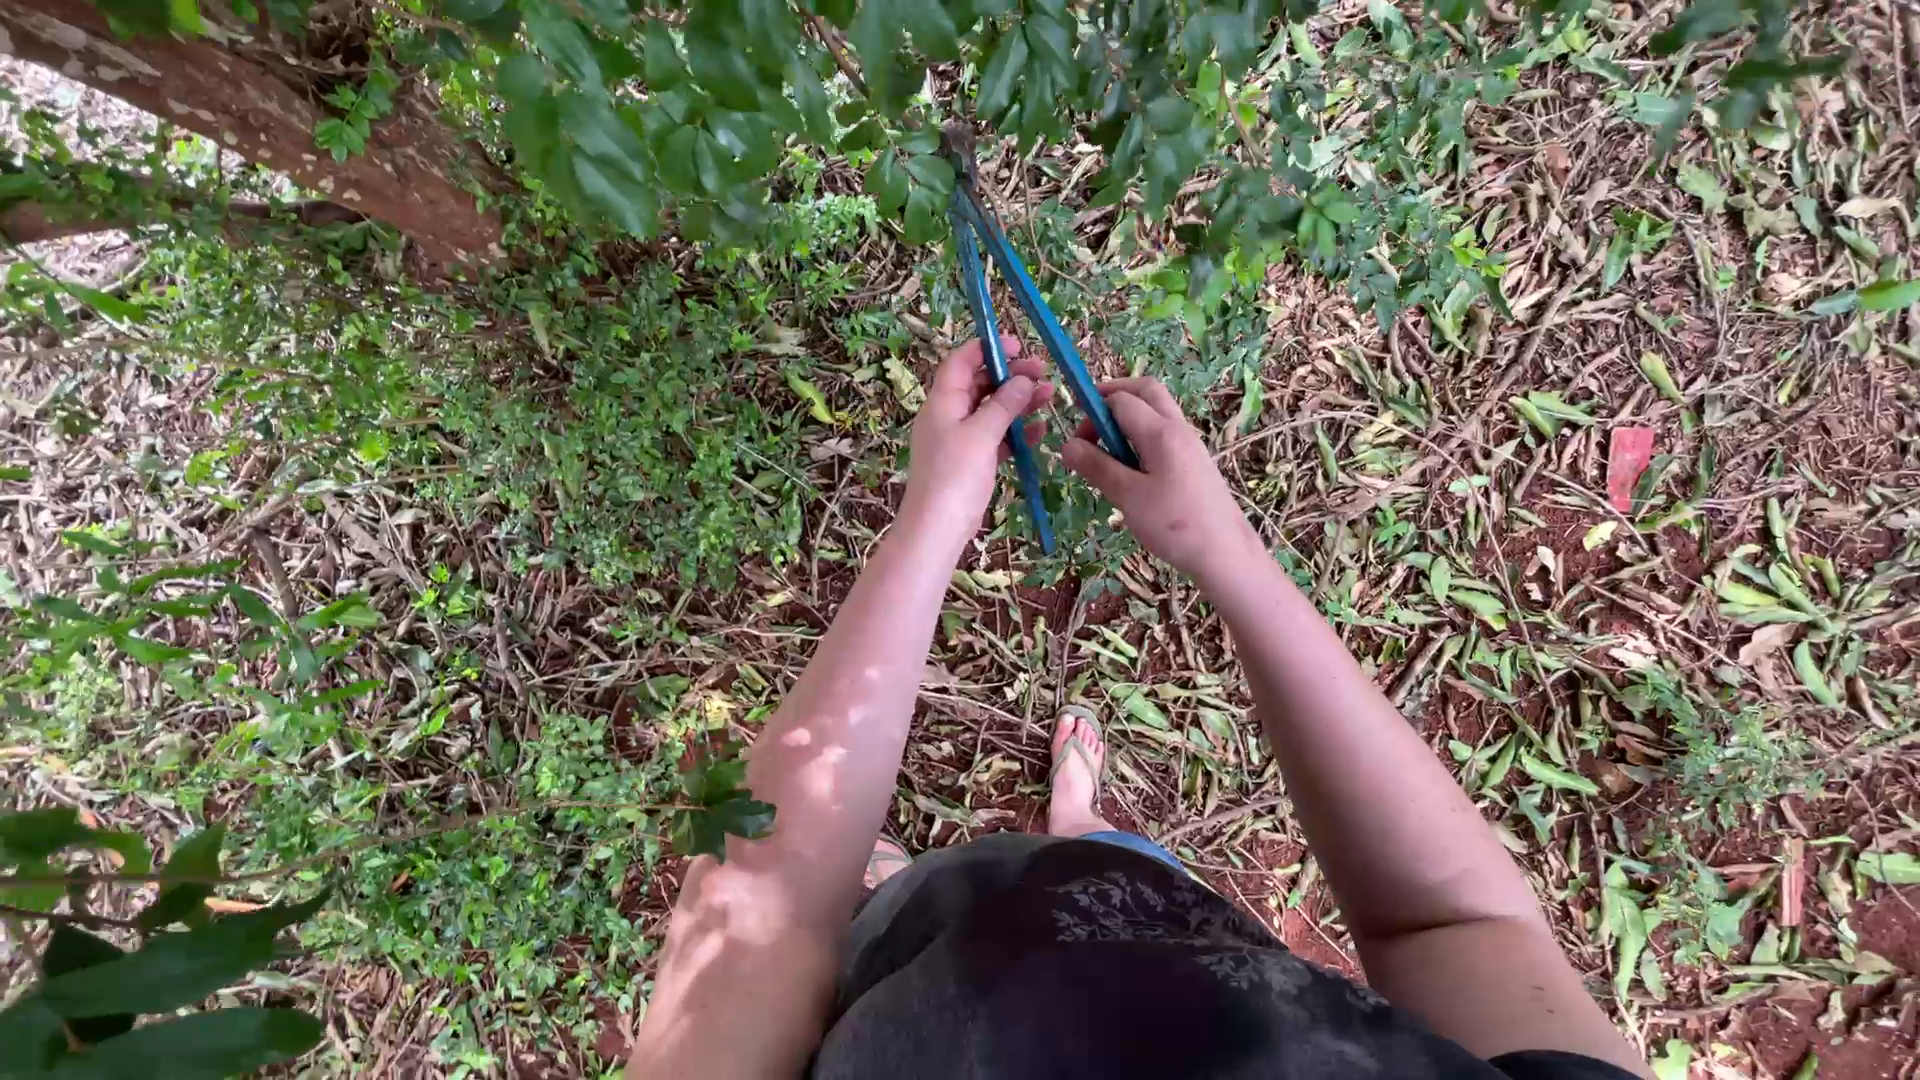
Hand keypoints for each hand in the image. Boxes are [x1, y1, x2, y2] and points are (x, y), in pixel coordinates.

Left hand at [903, 336, 1052, 531]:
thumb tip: (1023, 380)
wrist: (937, 529)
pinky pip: (995, 438)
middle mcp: (948, 416)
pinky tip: (1039, 430)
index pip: (961, 362)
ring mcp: (959, 440)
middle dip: (1010, 376)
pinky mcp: (971, 462)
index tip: (1018, 345)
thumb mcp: (981, 435)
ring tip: (1049, 397)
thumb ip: (1003, 405)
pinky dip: (1015, 431)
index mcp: (942, 402)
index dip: (987, 349)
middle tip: (1042, 372)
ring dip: (1018, 402)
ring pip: (991, 411)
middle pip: (979, 384)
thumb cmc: (954, 477)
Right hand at [1060, 377, 1263, 583]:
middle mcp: (1178, 428)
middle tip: (1090, 419)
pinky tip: (1131, 467)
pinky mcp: (1194, 461)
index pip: (1121, 401)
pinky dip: (1141, 434)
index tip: (1076, 438)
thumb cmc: (1174, 524)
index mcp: (1161, 432)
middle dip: (1114, 395)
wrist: (1224, 552)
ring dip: (1128, 416)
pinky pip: (1164, 432)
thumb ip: (1097, 467)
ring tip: (1107, 449)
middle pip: (1146, 391)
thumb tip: (1067, 445)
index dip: (1093, 411)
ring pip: (1157, 410)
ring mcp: (1190, 444)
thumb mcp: (1128, 497)